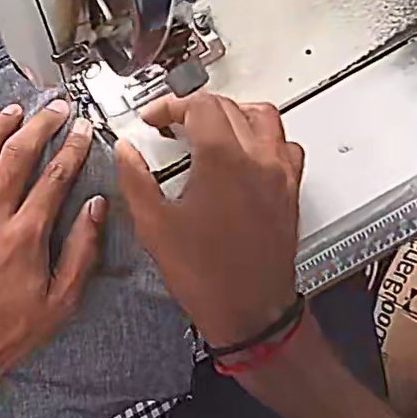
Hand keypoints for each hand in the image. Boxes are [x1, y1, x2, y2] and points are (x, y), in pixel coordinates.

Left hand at [0, 99, 104, 417]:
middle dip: (38, 125)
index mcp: (24, 237)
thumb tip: (97, 208)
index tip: (81, 130)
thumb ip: (82, 251)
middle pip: (15, 155)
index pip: (53, 177)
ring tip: (14, 110)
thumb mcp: (60, 302)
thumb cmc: (5, 333)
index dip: (71, 148)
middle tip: (54, 108)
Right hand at [116, 92, 303, 345]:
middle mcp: (257, 159)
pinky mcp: (290, 190)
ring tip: (207, 129)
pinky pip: (284, 146)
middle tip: (170, 126)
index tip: (153, 120)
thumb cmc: (208, 276)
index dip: (169, 107)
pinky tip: (245, 154)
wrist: (249, 311)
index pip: (198, 106)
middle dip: (194, 109)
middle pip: (228, 106)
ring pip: (263, 116)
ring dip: (232, 114)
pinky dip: (263, 139)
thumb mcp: (154, 226)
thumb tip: (126, 152)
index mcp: (222, 160)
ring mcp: (279, 174)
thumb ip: (135, 180)